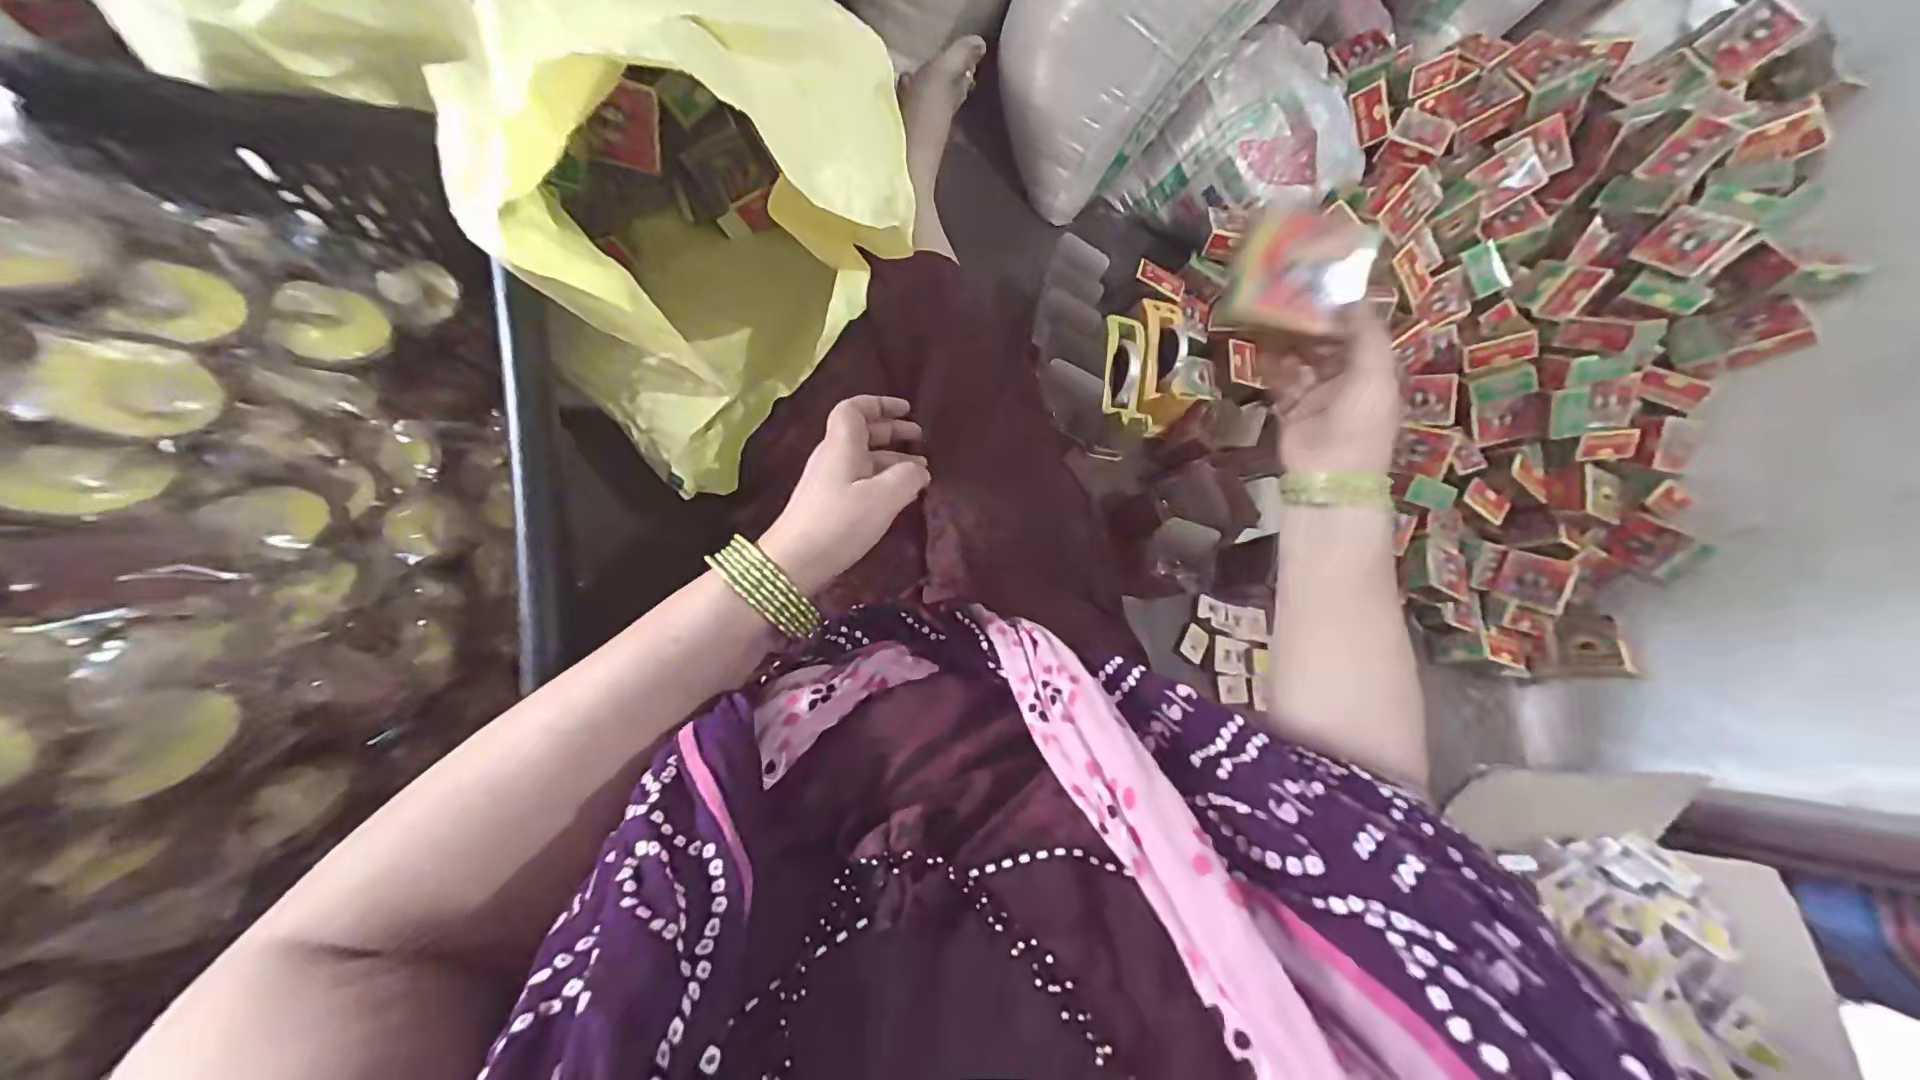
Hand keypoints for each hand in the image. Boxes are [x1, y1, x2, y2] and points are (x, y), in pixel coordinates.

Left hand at [759, 396, 929, 594]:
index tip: (907, 410)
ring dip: (892, 459)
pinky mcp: (830, 503)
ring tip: (921, 471)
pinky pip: (861, 479)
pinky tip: (900, 495)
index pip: (854, 409)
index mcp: (842, 445)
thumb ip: (908, 477)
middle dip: (893, 432)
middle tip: (921, 439)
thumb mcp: (883, 498)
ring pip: (865, 458)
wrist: (794, 562)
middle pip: (862, 432)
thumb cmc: (839, 523)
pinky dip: (883, 479)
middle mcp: (833, 457)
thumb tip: (919, 470)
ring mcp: (829, 481)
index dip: (880, 404)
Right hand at [1263, 308, 1400, 474]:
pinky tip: (1260, 349)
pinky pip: (1279, 380)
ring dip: (1288, 341)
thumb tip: (1352, 297)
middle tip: (1288, 299)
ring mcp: (1314, 393)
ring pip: (1300, 359)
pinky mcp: (1289, 407)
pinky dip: (1270, 365)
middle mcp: (1344, 378)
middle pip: (1326, 343)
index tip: (1322, 287)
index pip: (1357, 332)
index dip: (1342, 311)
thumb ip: (1366, 335)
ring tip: (1270, 319)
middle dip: (1310, 324)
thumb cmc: (1360, 422)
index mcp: (1371, 369)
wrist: (1329, 471)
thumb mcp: (1374, 374)